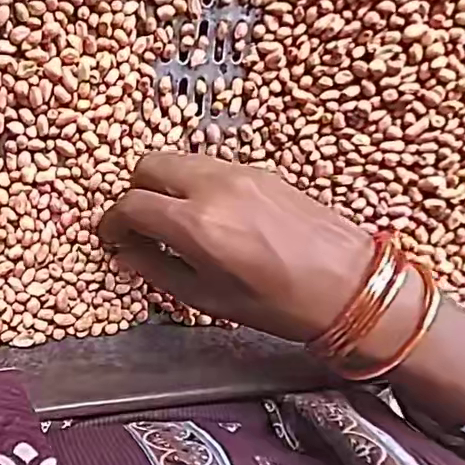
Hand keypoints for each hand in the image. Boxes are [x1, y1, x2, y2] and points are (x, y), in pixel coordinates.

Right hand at [97, 153, 378, 343]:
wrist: (352, 284)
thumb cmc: (279, 304)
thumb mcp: (208, 298)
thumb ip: (158, 269)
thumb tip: (125, 254)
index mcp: (196, 225)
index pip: (131, 205)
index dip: (112, 222)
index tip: (111, 236)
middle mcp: (212, 186)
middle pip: (147, 166)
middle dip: (134, 193)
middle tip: (140, 225)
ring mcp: (238, 171)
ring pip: (177, 160)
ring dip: (162, 184)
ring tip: (173, 219)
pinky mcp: (259, 169)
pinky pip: (207, 164)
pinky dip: (191, 182)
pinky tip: (206, 213)